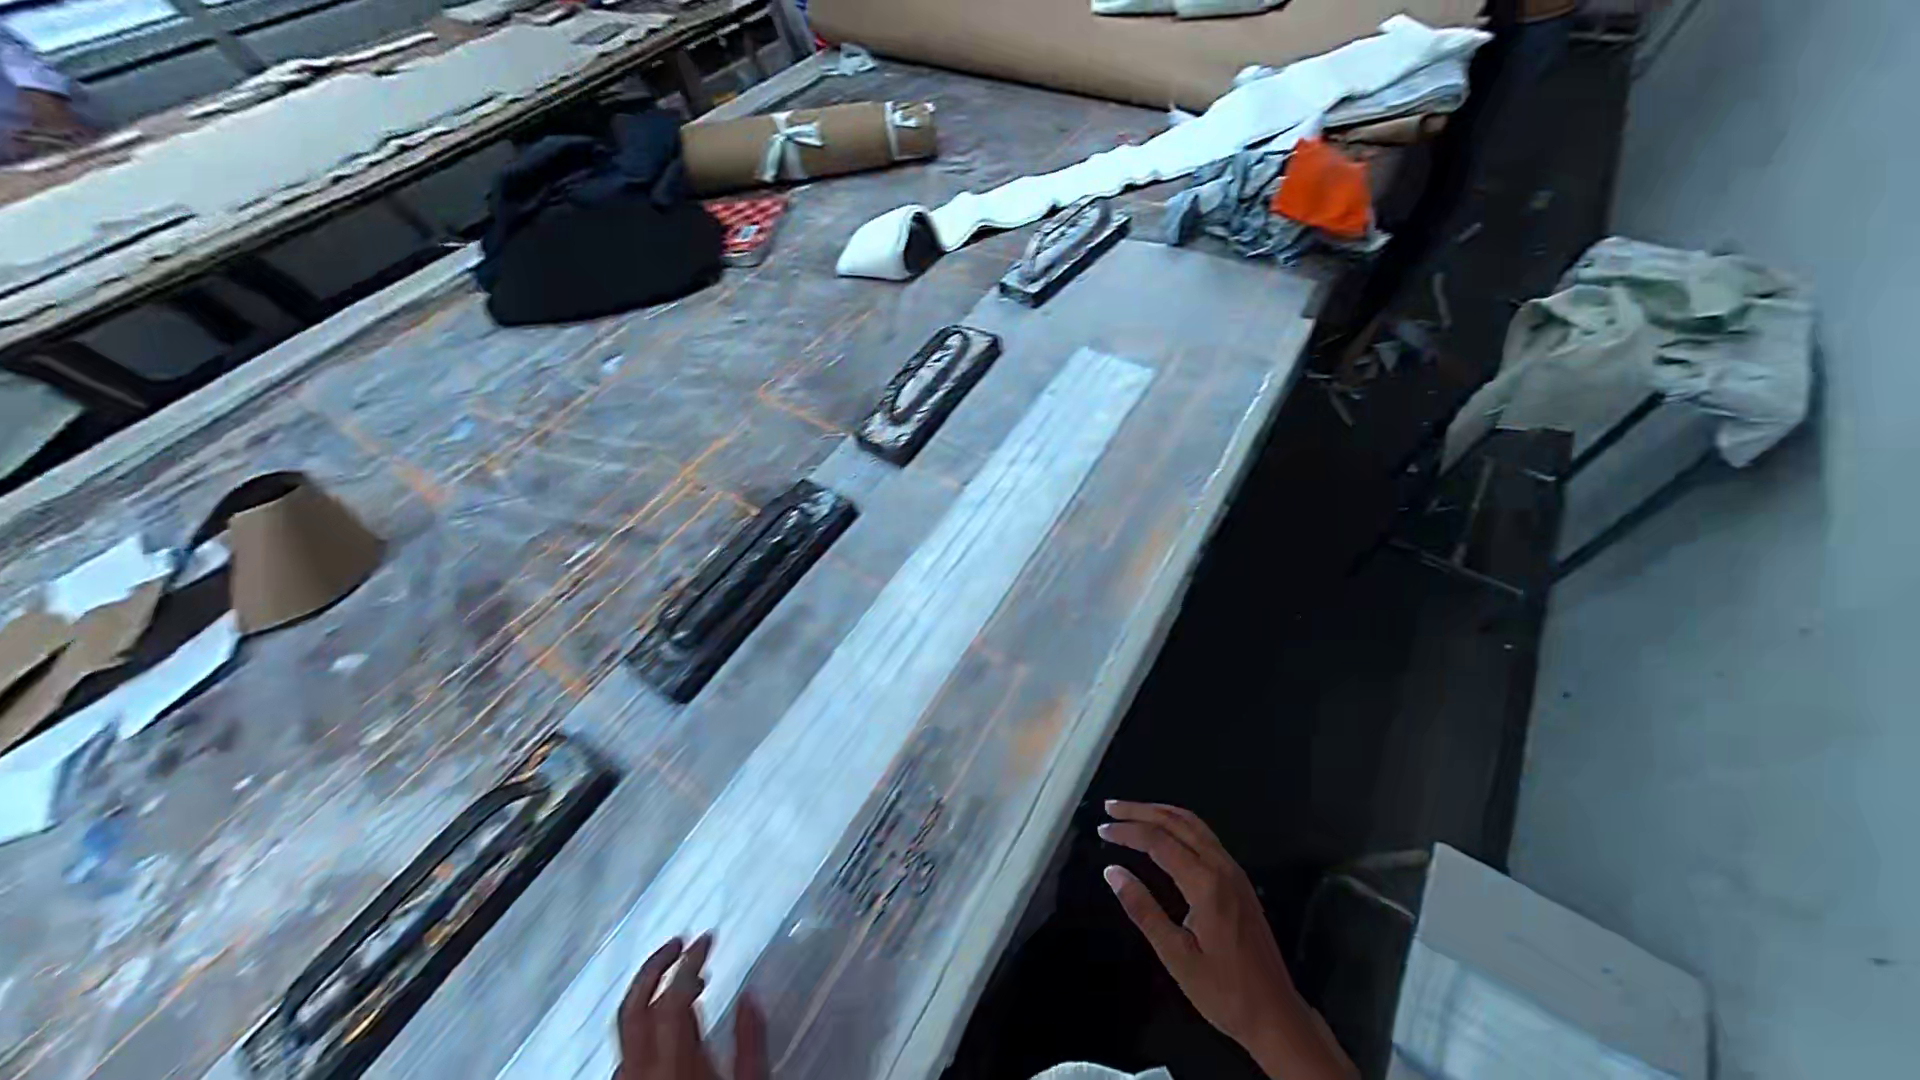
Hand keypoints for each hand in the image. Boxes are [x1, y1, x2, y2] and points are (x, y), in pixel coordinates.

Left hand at [615, 934, 768, 1079]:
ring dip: (649, 994)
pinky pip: (624, 1053)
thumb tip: (751, 997)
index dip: (689, 961)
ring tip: (678, 980)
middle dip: (656, 966)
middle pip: (634, 1006)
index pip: (672, 996)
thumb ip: (750, 1038)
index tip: (705, 940)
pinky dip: (642, 1028)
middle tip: (679, 943)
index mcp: (673, 1062)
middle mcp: (642, 1071)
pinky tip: (660, 1028)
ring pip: (626, 1029)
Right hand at [1099, 801, 1355, 1079]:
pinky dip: (1178, 823)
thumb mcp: (1176, 956)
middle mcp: (1222, 867)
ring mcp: (1234, 871)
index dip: (1127, 831)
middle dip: (1141, 811)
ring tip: (1131, 812)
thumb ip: (1143, 909)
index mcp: (1206, 884)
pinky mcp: (1238, 880)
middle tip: (1110, 808)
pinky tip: (1164, 831)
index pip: (1159, 841)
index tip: (1101, 830)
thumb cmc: (1224, 991)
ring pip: (1193, 824)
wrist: (1276, 1015)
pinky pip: (1204, 836)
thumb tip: (1111, 871)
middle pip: (1177, 822)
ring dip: (1160, 812)